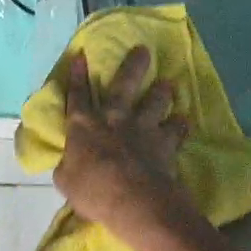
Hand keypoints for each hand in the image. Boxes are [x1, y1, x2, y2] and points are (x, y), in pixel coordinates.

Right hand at [53, 45, 189, 239]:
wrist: (135, 201)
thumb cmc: (93, 190)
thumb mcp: (65, 181)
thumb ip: (68, 166)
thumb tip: (68, 163)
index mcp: (84, 125)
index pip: (78, 95)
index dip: (77, 76)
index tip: (81, 55)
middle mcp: (114, 119)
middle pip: (123, 86)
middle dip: (132, 66)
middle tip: (143, 50)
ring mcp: (142, 129)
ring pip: (154, 103)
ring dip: (162, 93)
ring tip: (169, 84)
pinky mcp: (165, 145)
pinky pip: (176, 132)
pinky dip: (180, 126)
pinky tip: (185, 121)